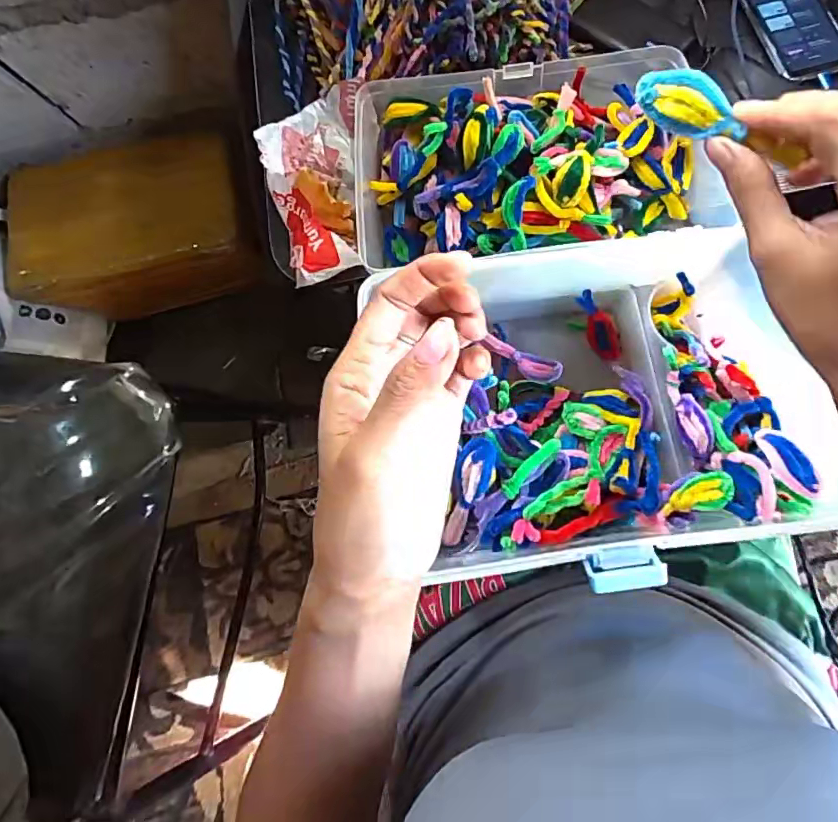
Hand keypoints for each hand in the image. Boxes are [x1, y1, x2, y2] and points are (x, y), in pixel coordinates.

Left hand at [314, 253, 489, 604]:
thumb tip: (442, 333)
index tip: (460, 266)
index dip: (420, 279)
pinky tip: (481, 365)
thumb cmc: (360, 517)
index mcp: (356, 373)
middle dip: (446, 298)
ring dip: (463, 325)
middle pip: (417, 314)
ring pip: (440, 338)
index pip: (386, 306)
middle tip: (476, 307)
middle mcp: (384, 374)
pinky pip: (458, 371)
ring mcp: (414, 394)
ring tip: (480, 336)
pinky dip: (472, 359)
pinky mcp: (439, 415)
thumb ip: (407, 390)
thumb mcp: (375, 453)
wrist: (377, 571)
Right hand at [705, 86, 837, 397]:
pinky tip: (821, 168)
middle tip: (760, 134)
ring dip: (835, 119)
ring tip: (790, 150)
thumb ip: (750, 188)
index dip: (781, 113)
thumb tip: (721, 145)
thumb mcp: (775, 252)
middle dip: (807, 110)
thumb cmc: (823, 317)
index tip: (738, 119)